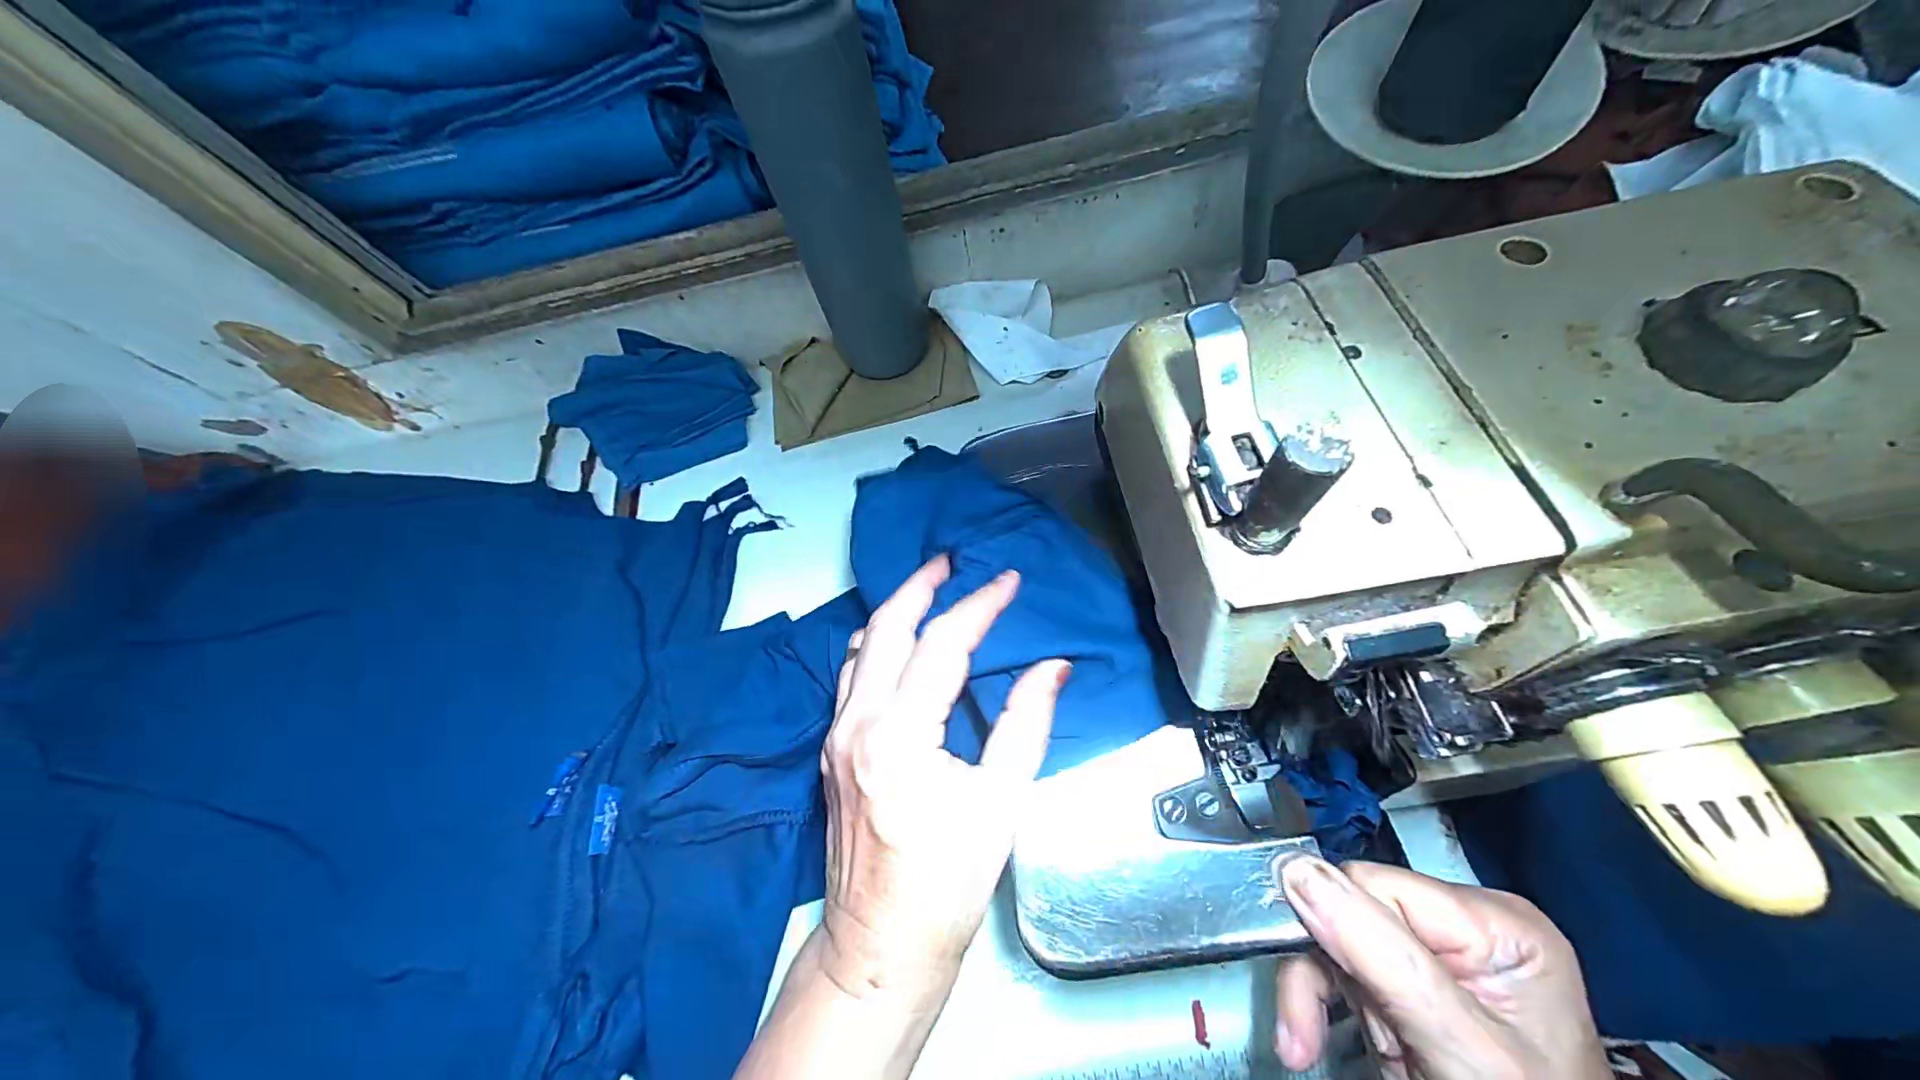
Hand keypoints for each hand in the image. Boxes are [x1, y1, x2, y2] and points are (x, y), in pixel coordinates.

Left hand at [819, 555, 1069, 1004]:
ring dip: (894, 610)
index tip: (1008, 582)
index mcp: (899, 738)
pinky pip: (851, 676)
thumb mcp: (1000, 805)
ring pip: (860, 648)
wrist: (879, 946)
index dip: (979, 606)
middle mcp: (857, 725)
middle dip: (920, 585)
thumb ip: (1024, 725)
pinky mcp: (831, 750)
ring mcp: (836, 736)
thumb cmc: (945, 885)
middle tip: (952, 561)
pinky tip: (899, 642)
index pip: (942, 646)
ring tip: (928, 588)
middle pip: (886, 628)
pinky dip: (877, 644)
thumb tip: (1050, 668)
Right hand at [1274, 858, 1609, 1079]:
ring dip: (1316, 993)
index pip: (1372, 884)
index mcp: (1496, 926)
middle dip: (1324, 974)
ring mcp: (1436, 960)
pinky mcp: (1409, 988)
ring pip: (1334, 941)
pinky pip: (1340, 970)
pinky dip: (1322, 1004)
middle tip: (1309, 1034)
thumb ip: (1383, 954)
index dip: (1338, 931)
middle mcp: (1466, 929)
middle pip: (1348, 911)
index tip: (1328, 996)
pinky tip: (1321, 1037)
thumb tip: (1301, 872)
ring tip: (1310, 1044)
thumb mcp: (1459, 1045)